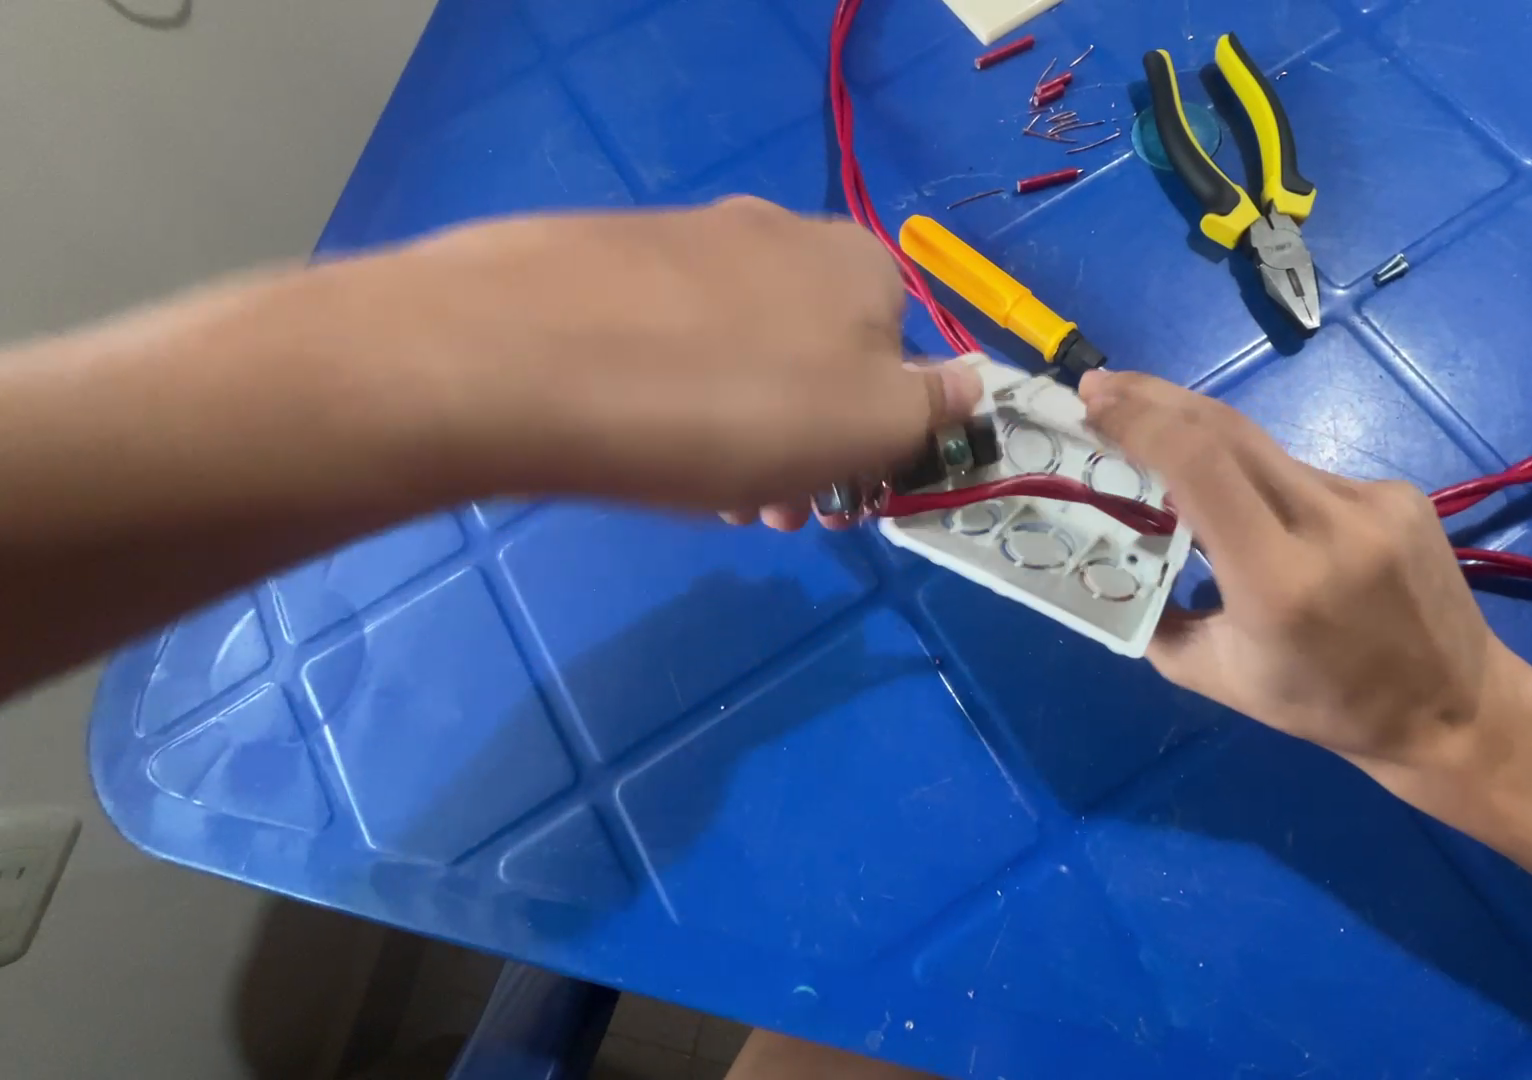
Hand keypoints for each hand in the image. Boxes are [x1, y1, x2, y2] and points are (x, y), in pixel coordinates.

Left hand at [308, 198, 978, 525]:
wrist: (517, 362)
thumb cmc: (731, 407)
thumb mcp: (872, 426)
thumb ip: (937, 409)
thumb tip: (968, 386)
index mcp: (860, 265)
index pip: (907, 360)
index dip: (885, 440)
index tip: (847, 495)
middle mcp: (782, 235)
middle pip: (825, 362)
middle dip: (814, 446)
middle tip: (772, 509)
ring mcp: (690, 243)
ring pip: (753, 360)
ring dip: (753, 434)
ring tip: (709, 493)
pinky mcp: (611, 265)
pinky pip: (680, 346)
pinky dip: (686, 401)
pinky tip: (650, 441)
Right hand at [1079, 370, 1531, 776]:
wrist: (1455, 710)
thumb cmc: (1324, 706)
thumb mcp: (1216, 677)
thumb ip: (1155, 619)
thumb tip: (1112, 562)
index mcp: (1277, 581)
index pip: (1202, 466)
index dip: (1143, 421)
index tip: (1094, 399)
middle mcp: (1330, 524)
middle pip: (1227, 430)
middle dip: (1154, 399)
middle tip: (1101, 388)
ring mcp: (1372, 500)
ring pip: (1261, 448)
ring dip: (1197, 435)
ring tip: (1153, 437)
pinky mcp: (1395, 493)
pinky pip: (1299, 470)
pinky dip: (1253, 474)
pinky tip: (1244, 501)